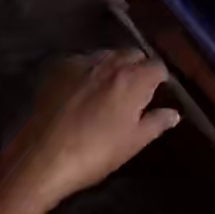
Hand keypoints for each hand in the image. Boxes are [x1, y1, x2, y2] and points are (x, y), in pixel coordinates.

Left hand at [3, 50, 179, 211]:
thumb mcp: (133, 143)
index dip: (160, 78)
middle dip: (139, 67)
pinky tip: (81, 88)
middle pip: (133, 54)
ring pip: (108, 54)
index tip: (158, 91)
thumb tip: (174, 113)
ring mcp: (83, 64)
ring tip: (109, 87)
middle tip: (135, 90)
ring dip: (114, 65)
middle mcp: (111, 64)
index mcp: (134, 80)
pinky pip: (82, 61)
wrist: (40, 159)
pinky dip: (89, 69)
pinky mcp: (59, 70)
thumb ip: (156, 123)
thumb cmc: (95, 153)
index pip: (158, 66)